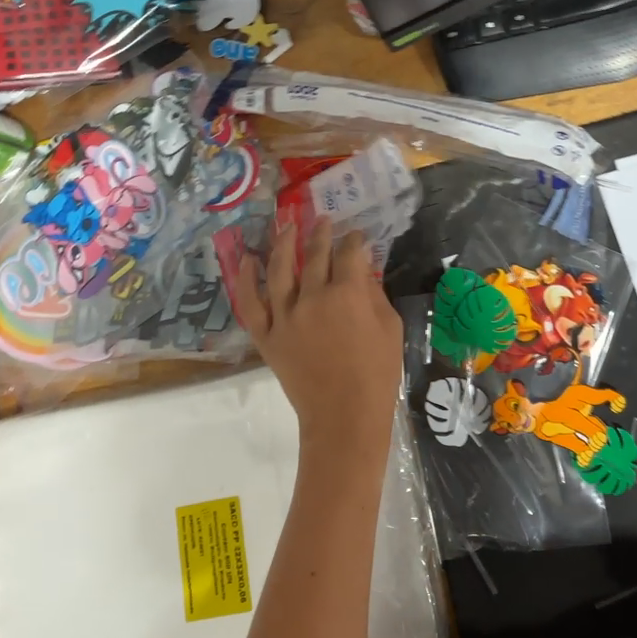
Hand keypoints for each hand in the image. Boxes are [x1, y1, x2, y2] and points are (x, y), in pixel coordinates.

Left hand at [233, 218, 403, 459]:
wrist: (344, 417)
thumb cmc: (376, 375)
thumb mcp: (390, 328)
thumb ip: (374, 294)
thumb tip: (362, 271)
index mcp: (347, 294)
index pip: (349, 254)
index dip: (354, 240)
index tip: (357, 235)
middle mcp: (312, 297)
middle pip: (315, 255)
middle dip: (321, 233)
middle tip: (323, 220)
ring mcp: (285, 317)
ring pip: (279, 269)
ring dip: (284, 243)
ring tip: (287, 226)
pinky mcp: (267, 336)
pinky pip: (250, 303)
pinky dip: (246, 279)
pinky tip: (248, 259)